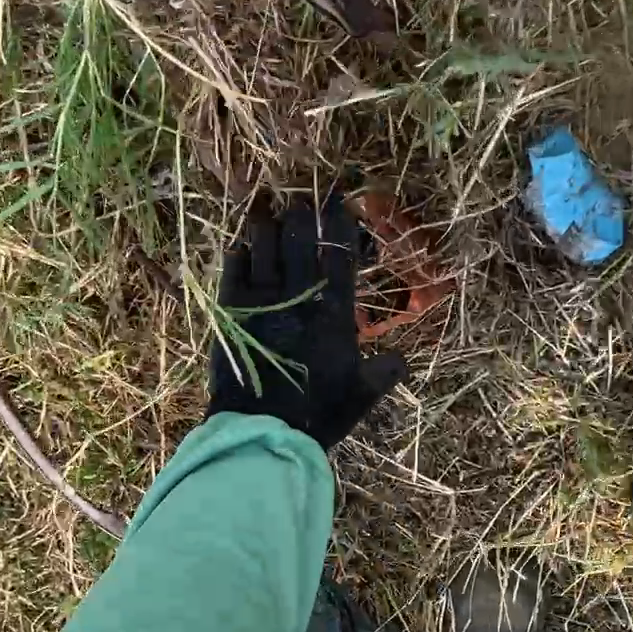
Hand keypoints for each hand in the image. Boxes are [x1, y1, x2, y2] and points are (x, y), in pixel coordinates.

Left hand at [208, 194, 407, 448]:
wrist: (264, 429)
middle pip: (298, 238)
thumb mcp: (362, 396)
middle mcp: (297, 295)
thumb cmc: (318, 413)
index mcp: (333, 312)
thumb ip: (384, 372)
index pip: (339, 253)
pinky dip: (239, 251)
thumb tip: (401, 360)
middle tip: (302, 202)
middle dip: (302, 214)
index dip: (340, 223)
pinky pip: (233, 268)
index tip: (340, 201)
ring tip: (269, 210)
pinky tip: (242, 243)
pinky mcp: (230, 311)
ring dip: (267, 224)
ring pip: (263, 244)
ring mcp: (261, 300)